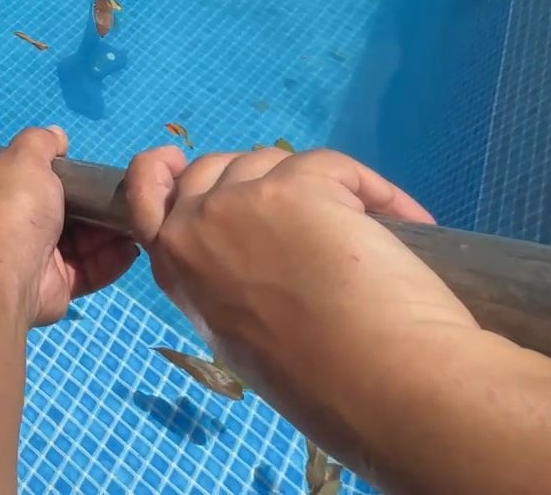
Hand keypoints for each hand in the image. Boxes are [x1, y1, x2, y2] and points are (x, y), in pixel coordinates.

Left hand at [0, 126, 137, 327]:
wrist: (10, 269)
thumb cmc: (15, 204)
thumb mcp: (25, 158)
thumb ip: (41, 142)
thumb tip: (57, 134)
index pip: (24, 176)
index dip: (52, 173)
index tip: (85, 172)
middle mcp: (10, 219)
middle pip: (58, 209)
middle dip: (91, 205)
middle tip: (124, 199)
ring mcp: (33, 252)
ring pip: (78, 240)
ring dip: (108, 232)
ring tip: (136, 222)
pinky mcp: (56, 282)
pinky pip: (89, 268)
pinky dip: (110, 259)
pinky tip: (132, 248)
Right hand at [124, 146, 477, 467]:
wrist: (388, 393)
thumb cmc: (322, 389)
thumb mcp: (236, 339)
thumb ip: (219, 288)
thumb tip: (251, 267)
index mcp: (175, 266)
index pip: (145, 196)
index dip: (158, 170)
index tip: (176, 158)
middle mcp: (193, 225)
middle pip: (209, 168)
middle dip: (252, 177)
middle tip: (306, 206)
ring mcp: (238, 202)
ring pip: (266, 160)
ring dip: (312, 182)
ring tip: (367, 222)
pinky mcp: (295, 190)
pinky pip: (328, 164)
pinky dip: (370, 186)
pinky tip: (404, 217)